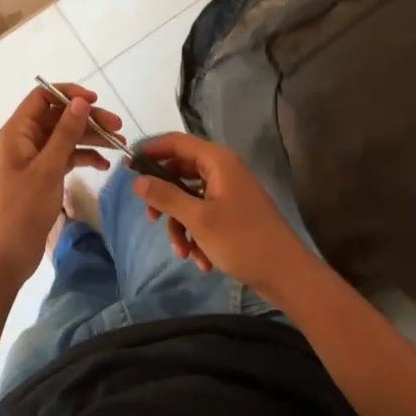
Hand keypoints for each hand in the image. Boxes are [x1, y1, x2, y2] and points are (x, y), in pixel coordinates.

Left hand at [0, 83, 119, 284]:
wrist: (4, 255)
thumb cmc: (21, 210)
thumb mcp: (47, 169)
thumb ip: (65, 133)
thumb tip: (81, 101)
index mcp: (18, 131)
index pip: (43, 97)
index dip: (68, 94)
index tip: (95, 101)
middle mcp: (25, 140)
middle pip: (59, 117)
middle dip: (88, 119)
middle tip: (118, 126)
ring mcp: (34, 160)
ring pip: (66, 138)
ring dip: (91, 138)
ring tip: (120, 145)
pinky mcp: (43, 178)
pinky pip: (66, 158)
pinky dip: (85, 157)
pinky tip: (104, 164)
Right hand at [133, 134, 317, 298]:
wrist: (286, 273)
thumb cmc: (241, 240)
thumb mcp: (198, 219)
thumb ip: (166, 196)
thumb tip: (138, 180)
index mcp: (218, 161)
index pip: (176, 142)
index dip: (151, 151)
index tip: (129, 168)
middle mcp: (224, 170)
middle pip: (181, 172)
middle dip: (166, 199)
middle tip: (152, 218)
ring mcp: (230, 192)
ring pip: (191, 199)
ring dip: (182, 226)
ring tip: (183, 252)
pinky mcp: (233, 213)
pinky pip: (205, 215)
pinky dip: (197, 235)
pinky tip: (200, 260)